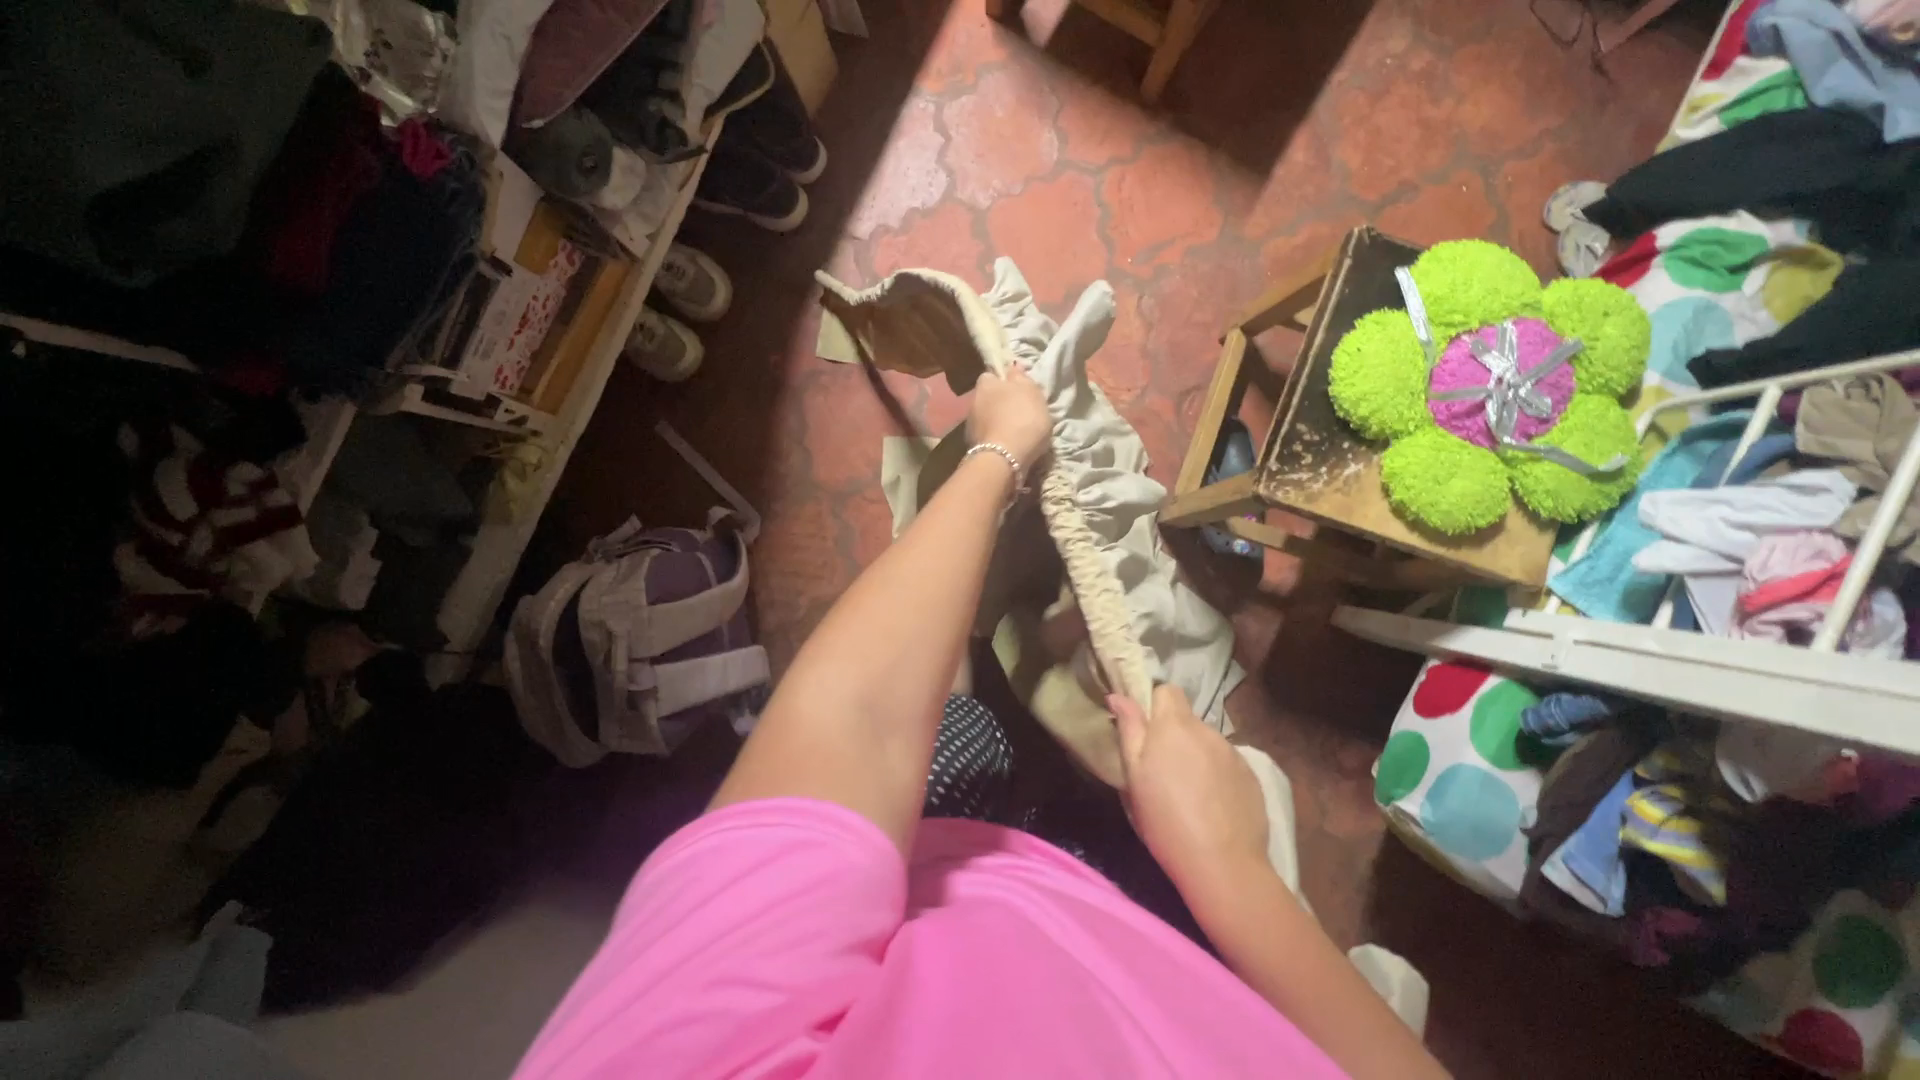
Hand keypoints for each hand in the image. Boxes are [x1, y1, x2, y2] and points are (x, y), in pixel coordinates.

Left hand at [967, 365, 1050, 471]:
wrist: (1004, 459)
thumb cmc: (1022, 419)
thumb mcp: (1031, 392)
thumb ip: (1020, 377)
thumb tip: (1013, 367)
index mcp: (986, 384)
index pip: (991, 375)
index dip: (1003, 380)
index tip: (1017, 389)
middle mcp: (973, 401)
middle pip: (987, 397)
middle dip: (999, 402)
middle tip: (1019, 411)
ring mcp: (970, 425)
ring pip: (986, 418)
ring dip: (997, 421)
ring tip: (1015, 431)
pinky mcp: (972, 446)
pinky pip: (987, 436)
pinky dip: (995, 438)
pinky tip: (1008, 445)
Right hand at [1110, 685, 1271, 898]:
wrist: (1223, 863)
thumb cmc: (1165, 819)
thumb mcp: (1134, 776)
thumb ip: (1128, 730)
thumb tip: (1118, 696)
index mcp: (1174, 726)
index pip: (1167, 690)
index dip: (1154, 705)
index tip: (1144, 731)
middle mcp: (1207, 730)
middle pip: (1187, 720)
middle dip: (1173, 736)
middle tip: (1162, 771)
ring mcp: (1233, 753)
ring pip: (1207, 743)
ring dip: (1196, 756)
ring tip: (1189, 792)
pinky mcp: (1251, 776)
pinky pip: (1227, 764)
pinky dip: (1217, 776)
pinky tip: (1212, 805)